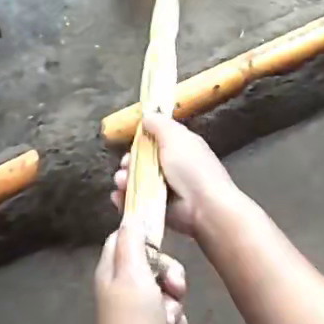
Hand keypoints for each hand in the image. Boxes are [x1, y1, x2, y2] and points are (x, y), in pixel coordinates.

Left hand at [91, 220, 187, 323]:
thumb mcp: (132, 275)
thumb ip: (132, 242)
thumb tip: (129, 214)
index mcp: (111, 272)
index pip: (126, 237)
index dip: (145, 234)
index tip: (164, 237)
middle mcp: (124, 290)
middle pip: (154, 263)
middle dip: (170, 274)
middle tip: (173, 287)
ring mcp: (140, 314)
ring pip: (169, 291)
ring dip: (175, 304)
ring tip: (169, 321)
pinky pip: (174, 316)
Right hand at [111, 114, 240, 237]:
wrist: (204, 207)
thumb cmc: (191, 167)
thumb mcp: (175, 136)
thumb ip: (159, 124)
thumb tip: (147, 116)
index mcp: (180, 146)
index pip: (155, 140)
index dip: (141, 141)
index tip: (132, 143)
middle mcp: (172, 166)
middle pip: (142, 161)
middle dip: (129, 162)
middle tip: (125, 166)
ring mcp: (165, 188)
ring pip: (136, 181)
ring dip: (125, 180)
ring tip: (123, 183)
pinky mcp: (157, 208)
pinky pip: (136, 201)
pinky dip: (125, 199)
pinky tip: (119, 197)